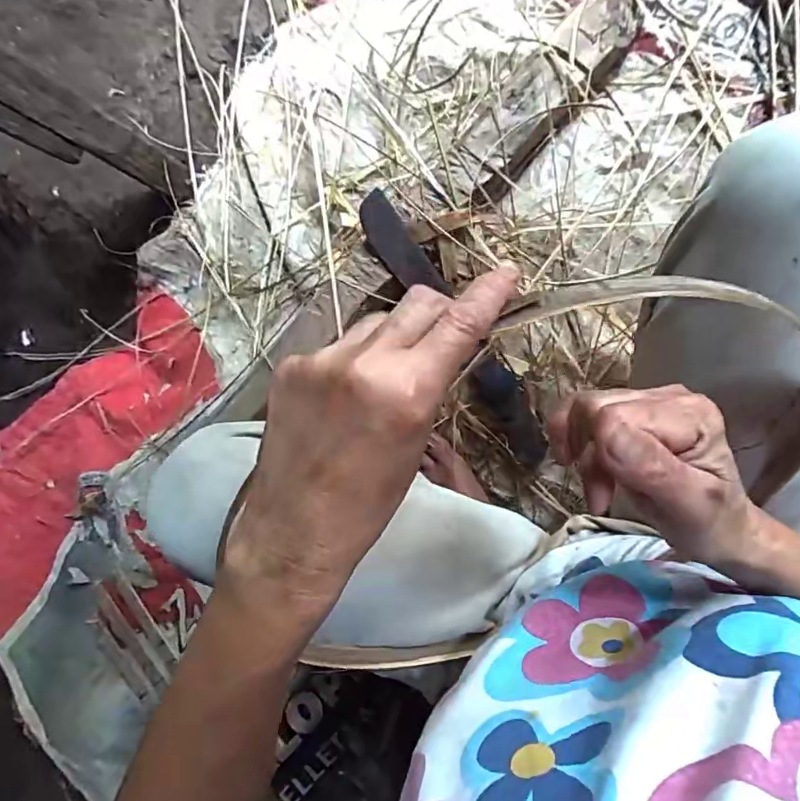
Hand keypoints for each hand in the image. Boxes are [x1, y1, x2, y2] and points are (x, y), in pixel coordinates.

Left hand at [221, 266, 520, 600]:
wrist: (295, 529)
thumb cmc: (371, 503)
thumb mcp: (417, 441)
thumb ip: (429, 386)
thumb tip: (440, 351)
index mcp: (407, 390)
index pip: (458, 324)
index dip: (488, 294)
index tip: (507, 272)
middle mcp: (364, 362)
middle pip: (418, 304)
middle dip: (442, 310)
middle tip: (451, 327)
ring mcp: (321, 359)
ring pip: (378, 319)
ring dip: (398, 333)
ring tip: (394, 370)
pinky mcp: (292, 364)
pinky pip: (340, 342)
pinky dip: (358, 355)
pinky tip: (351, 389)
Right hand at [547, 385, 769, 566]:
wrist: (723, 528)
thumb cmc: (710, 523)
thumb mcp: (689, 505)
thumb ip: (652, 469)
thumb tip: (606, 433)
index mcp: (691, 415)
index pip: (615, 417)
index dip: (598, 456)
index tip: (605, 498)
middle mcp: (672, 397)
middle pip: (596, 407)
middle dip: (587, 455)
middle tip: (601, 496)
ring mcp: (654, 401)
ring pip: (587, 410)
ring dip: (583, 454)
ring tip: (601, 491)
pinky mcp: (638, 411)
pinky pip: (591, 416)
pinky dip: (582, 446)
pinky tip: (593, 470)